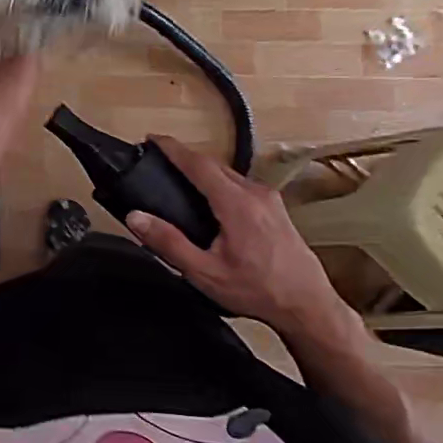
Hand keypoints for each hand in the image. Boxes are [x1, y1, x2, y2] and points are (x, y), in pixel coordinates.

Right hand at [124, 136, 353, 338]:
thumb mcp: (205, 272)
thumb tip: (137, 218)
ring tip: (180, 180)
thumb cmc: (257, 290)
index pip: (199, 163)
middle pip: (215, 165)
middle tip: (160, 161)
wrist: (306, 303)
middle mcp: (256, 193)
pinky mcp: (277, 209)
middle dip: (186, 158)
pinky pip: (243, 187)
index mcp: (236, 203)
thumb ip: (169, 243)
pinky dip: (221, 185)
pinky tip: (211, 203)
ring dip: (205, 172)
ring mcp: (270, 200)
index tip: (153, 139)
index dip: (173, 148)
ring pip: (230, 175)